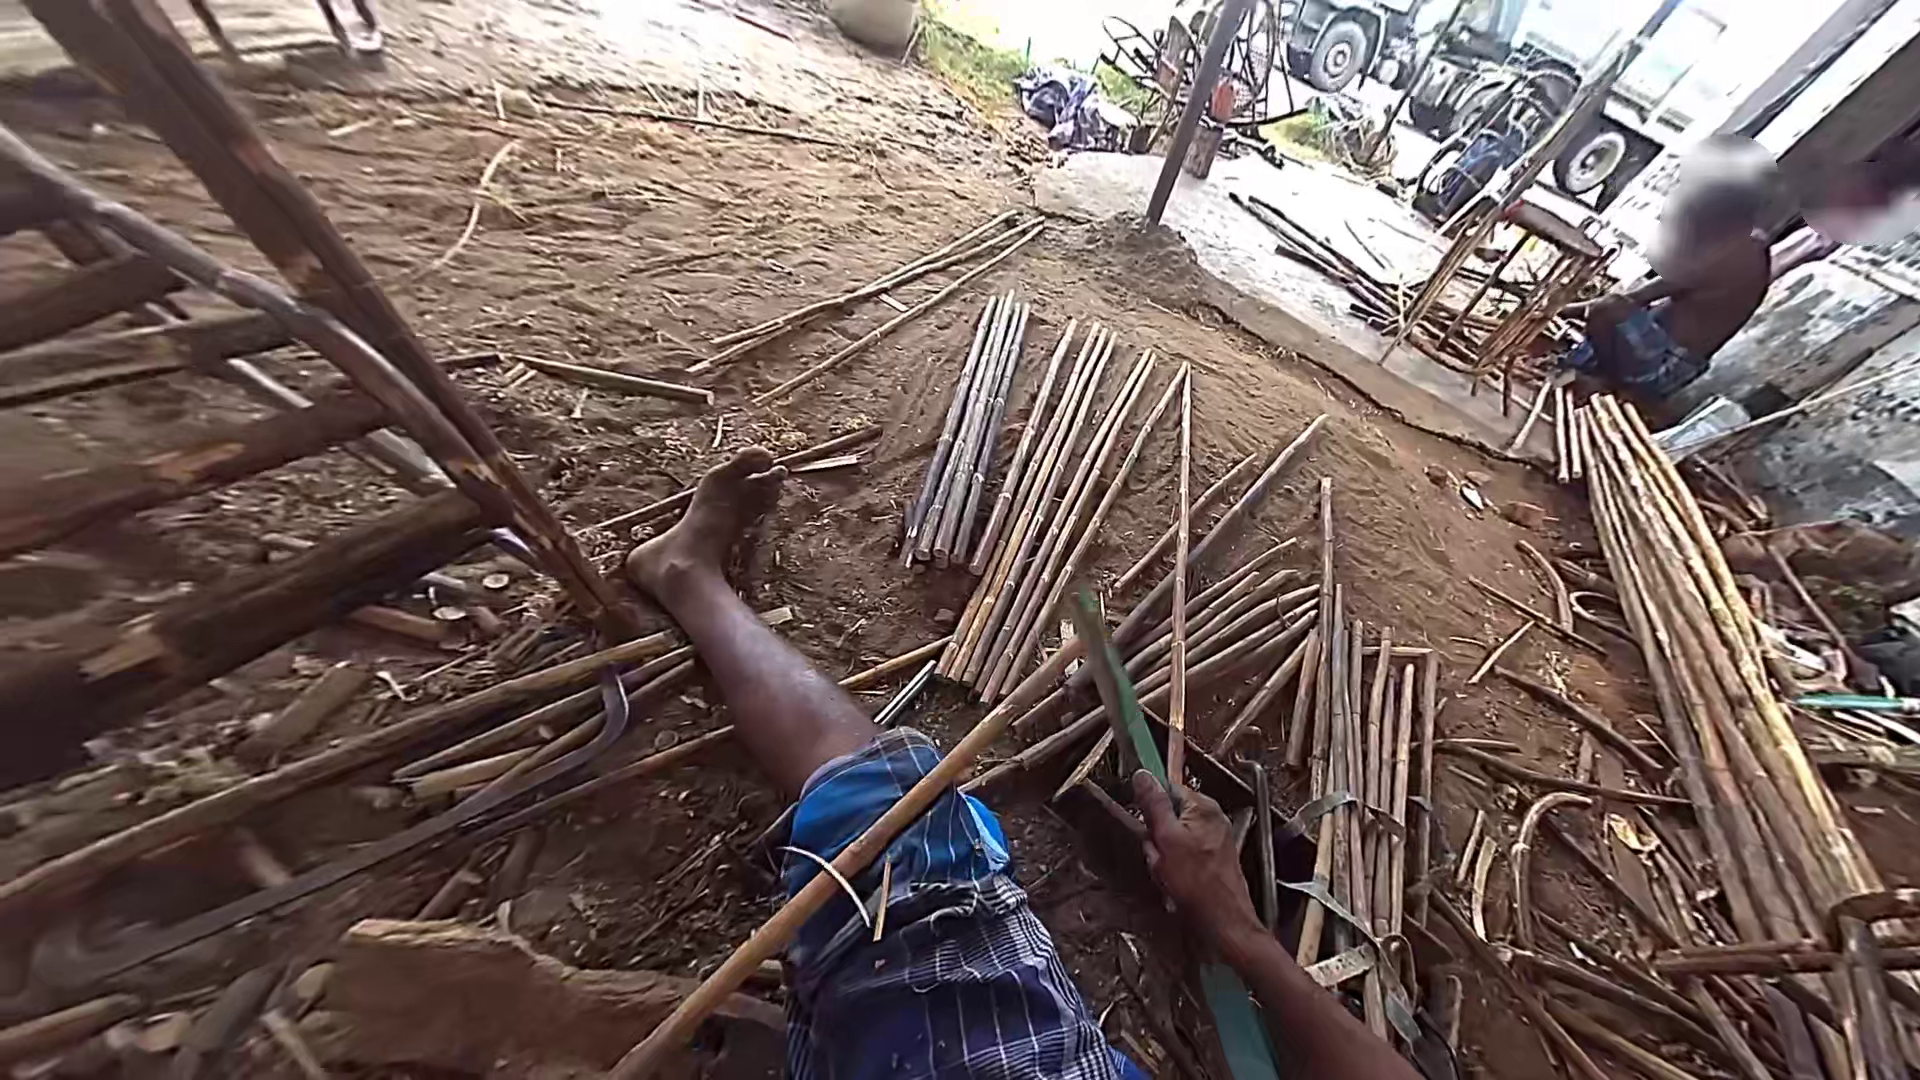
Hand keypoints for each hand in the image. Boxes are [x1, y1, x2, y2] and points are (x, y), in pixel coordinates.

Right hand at [1131, 770, 1260, 944]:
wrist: (1225, 925)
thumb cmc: (1196, 883)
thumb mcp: (1166, 838)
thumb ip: (1154, 804)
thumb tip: (1143, 774)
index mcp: (1203, 806)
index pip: (1166, 789)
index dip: (1152, 807)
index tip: (1147, 824)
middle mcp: (1213, 817)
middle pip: (1170, 814)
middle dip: (1158, 834)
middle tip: (1159, 853)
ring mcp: (1216, 838)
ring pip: (1175, 836)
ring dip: (1165, 852)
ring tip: (1167, 871)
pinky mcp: (1215, 858)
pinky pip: (1185, 852)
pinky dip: (1176, 865)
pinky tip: (1176, 881)